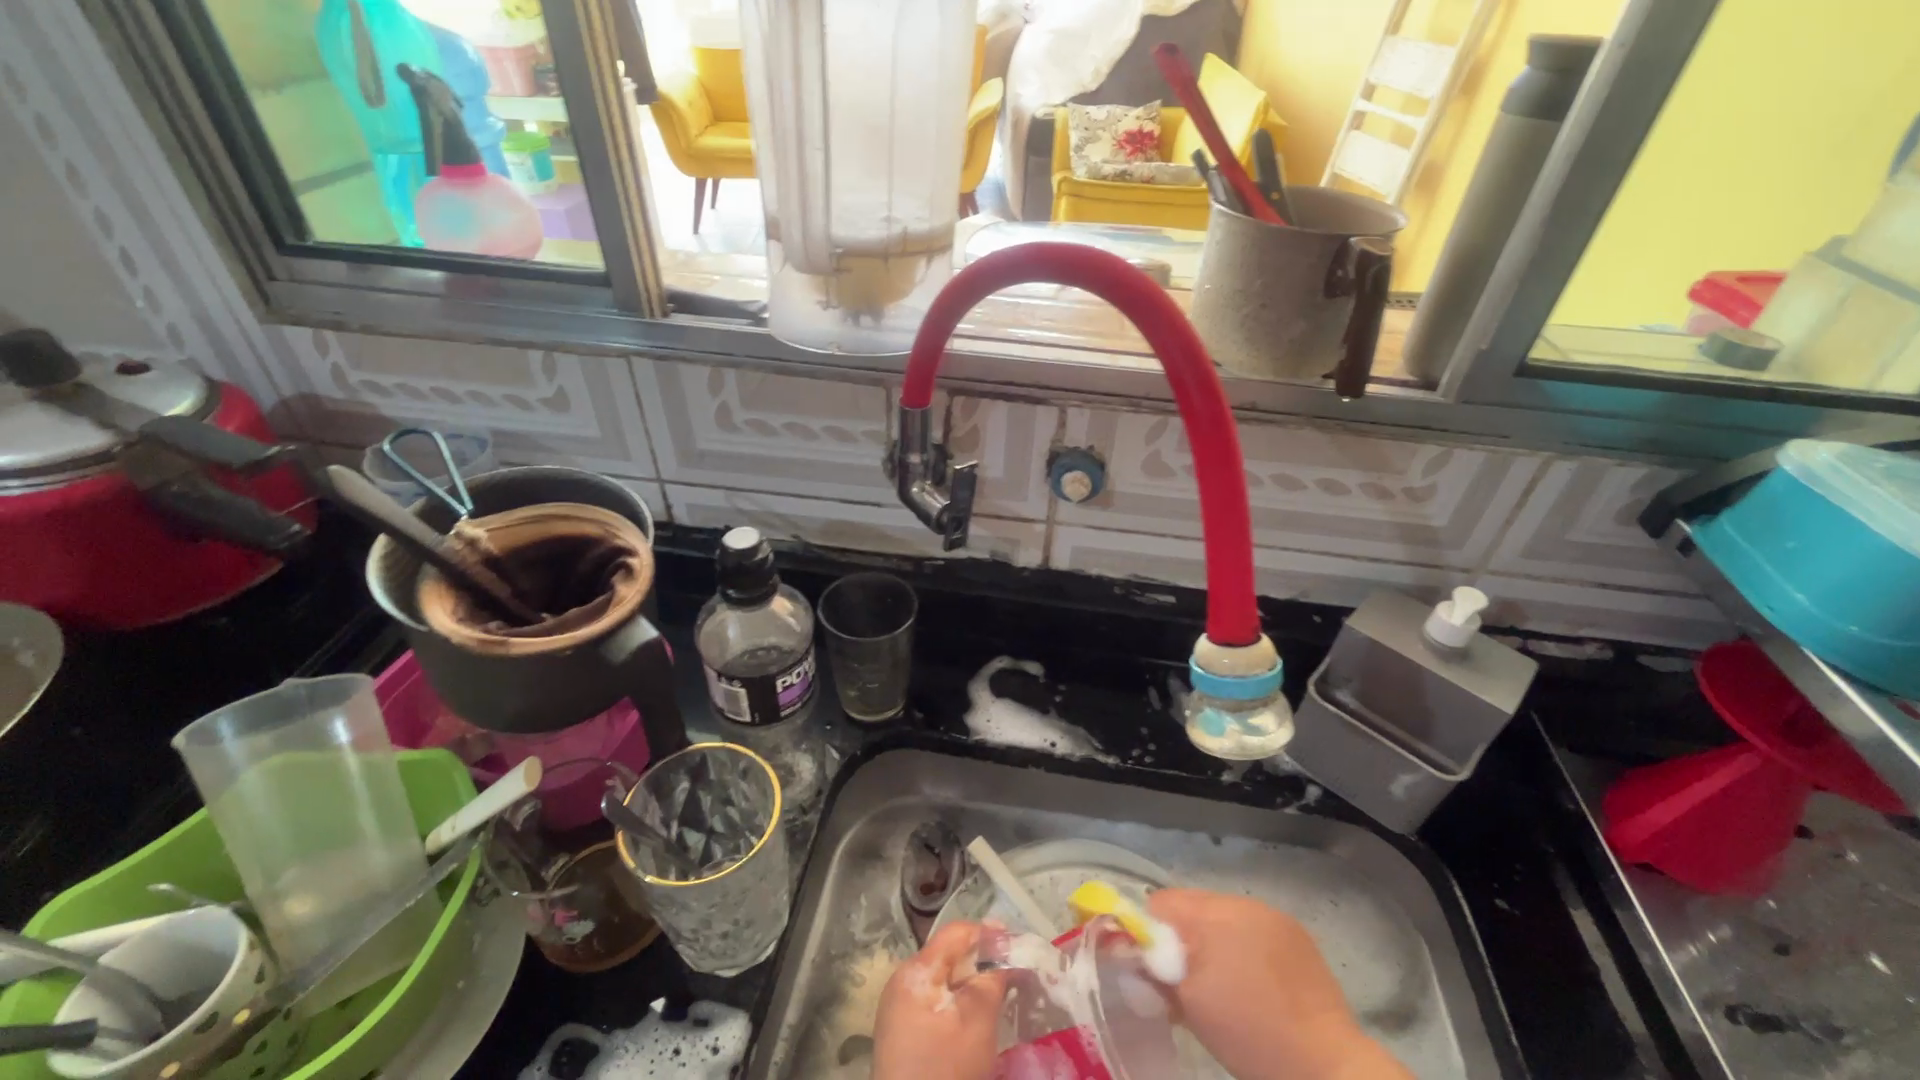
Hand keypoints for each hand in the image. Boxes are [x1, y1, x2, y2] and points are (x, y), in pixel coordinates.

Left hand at [872, 922, 1009, 1079]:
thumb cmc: (945, 1069)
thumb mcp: (977, 1020)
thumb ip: (992, 978)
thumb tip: (1007, 948)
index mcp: (915, 971)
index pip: (957, 933)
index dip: (992, 934)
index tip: (1022, 947)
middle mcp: (902, 982)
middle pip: (950, 955)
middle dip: (985, 960)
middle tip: (1017, 974)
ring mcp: (899, 1008)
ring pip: (945, 981)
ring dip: (974, 983)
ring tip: (1002, 996)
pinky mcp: (902, 1033)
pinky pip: (936, 1003)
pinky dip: (960, 1004)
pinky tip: (979, 1020)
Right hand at [1148, 889, 1412, 1079]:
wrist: (1325, 1064)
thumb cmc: (1248, 1031)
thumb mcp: (1187, 1003)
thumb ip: (1154, 968)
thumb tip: (1132, 952)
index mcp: (1215, 913)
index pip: (1160, 902)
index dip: (1145, 931)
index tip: (1149, 966)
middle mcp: (1245, 903)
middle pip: (1192, 907)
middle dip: (1180, 939)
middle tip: (1182, 982)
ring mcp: (1276, 917)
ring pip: (1222, 918)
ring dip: (1212, 944)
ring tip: (1219, 987)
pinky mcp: (1298, 937)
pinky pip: (1252, 930)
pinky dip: (1242, 950)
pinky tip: (1250, 985)